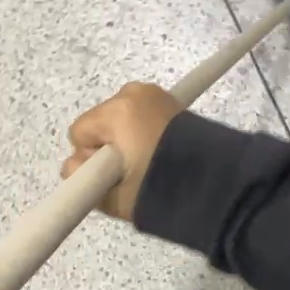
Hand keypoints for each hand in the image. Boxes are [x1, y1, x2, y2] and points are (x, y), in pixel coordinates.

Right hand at [63, 82, 180, 221]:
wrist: (218, 182)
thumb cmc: (161, 187)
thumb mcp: (116, 196)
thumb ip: (83, 183)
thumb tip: (71, 168)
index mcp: (116, 111)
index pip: (80, 133)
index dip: (89, 159)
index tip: (111, 177)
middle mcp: (133, 93)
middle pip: (102, 124)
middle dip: (110, 148)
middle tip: (133, 174)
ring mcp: (155, 95)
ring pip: (123, 121)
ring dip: (129, 141)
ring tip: (151, 165)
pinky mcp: (172, 102)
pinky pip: (143, 118)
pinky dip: (146, 135)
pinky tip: (162, 154)